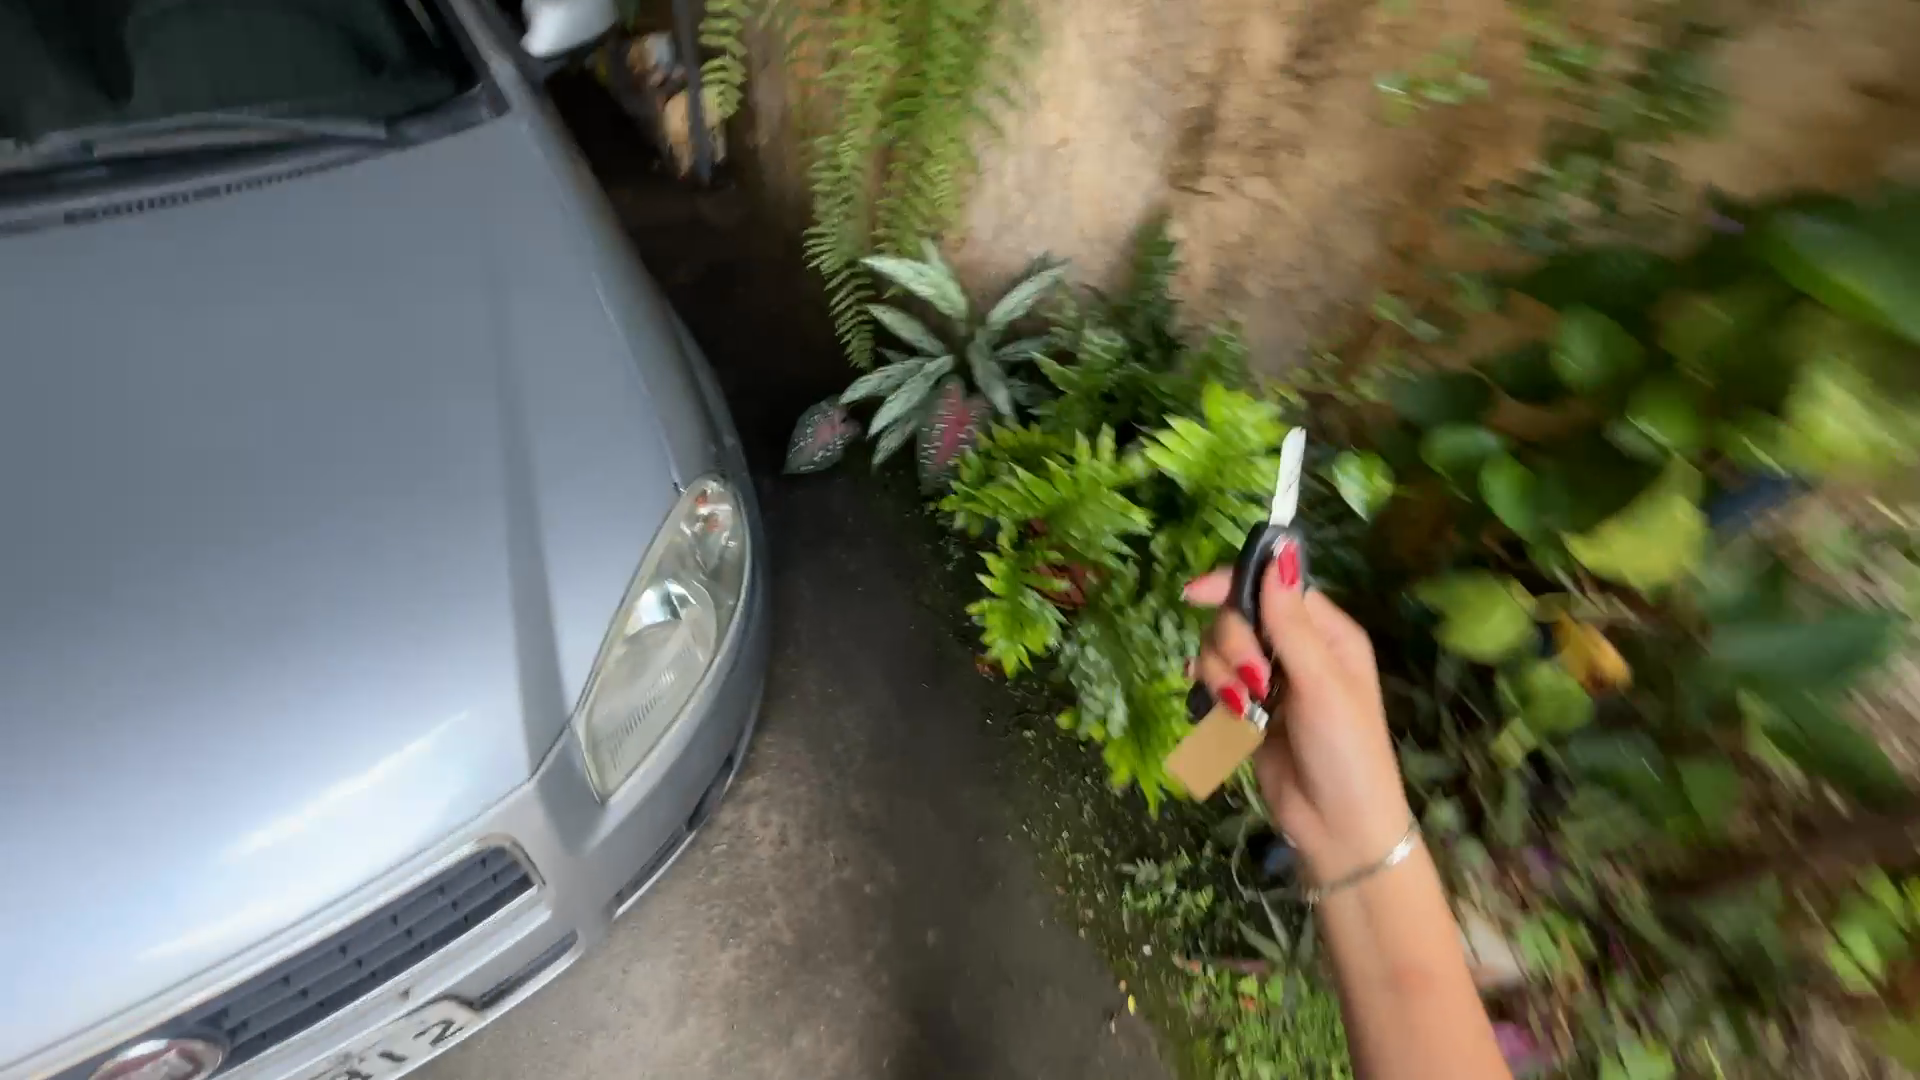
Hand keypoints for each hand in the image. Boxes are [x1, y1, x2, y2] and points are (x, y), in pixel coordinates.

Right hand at [1187, 561, 1411, 884]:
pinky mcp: (1246, 708)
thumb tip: (1281, 550)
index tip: (1194, 594)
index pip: (1269, 586)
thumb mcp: (1321, 682)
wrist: (1336, 827)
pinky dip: (1209, 696)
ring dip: (1221, 679)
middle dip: (1233, 650)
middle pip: (1235, 619)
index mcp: (1324, 633)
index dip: (1232, 584)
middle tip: (1254, 686)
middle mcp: (1293, 648)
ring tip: (1245, 716)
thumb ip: (1291, 619)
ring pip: (1217, 652)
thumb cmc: (1345, 751)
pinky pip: (1210, 683)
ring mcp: (1267, 679)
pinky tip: (1218, 713)